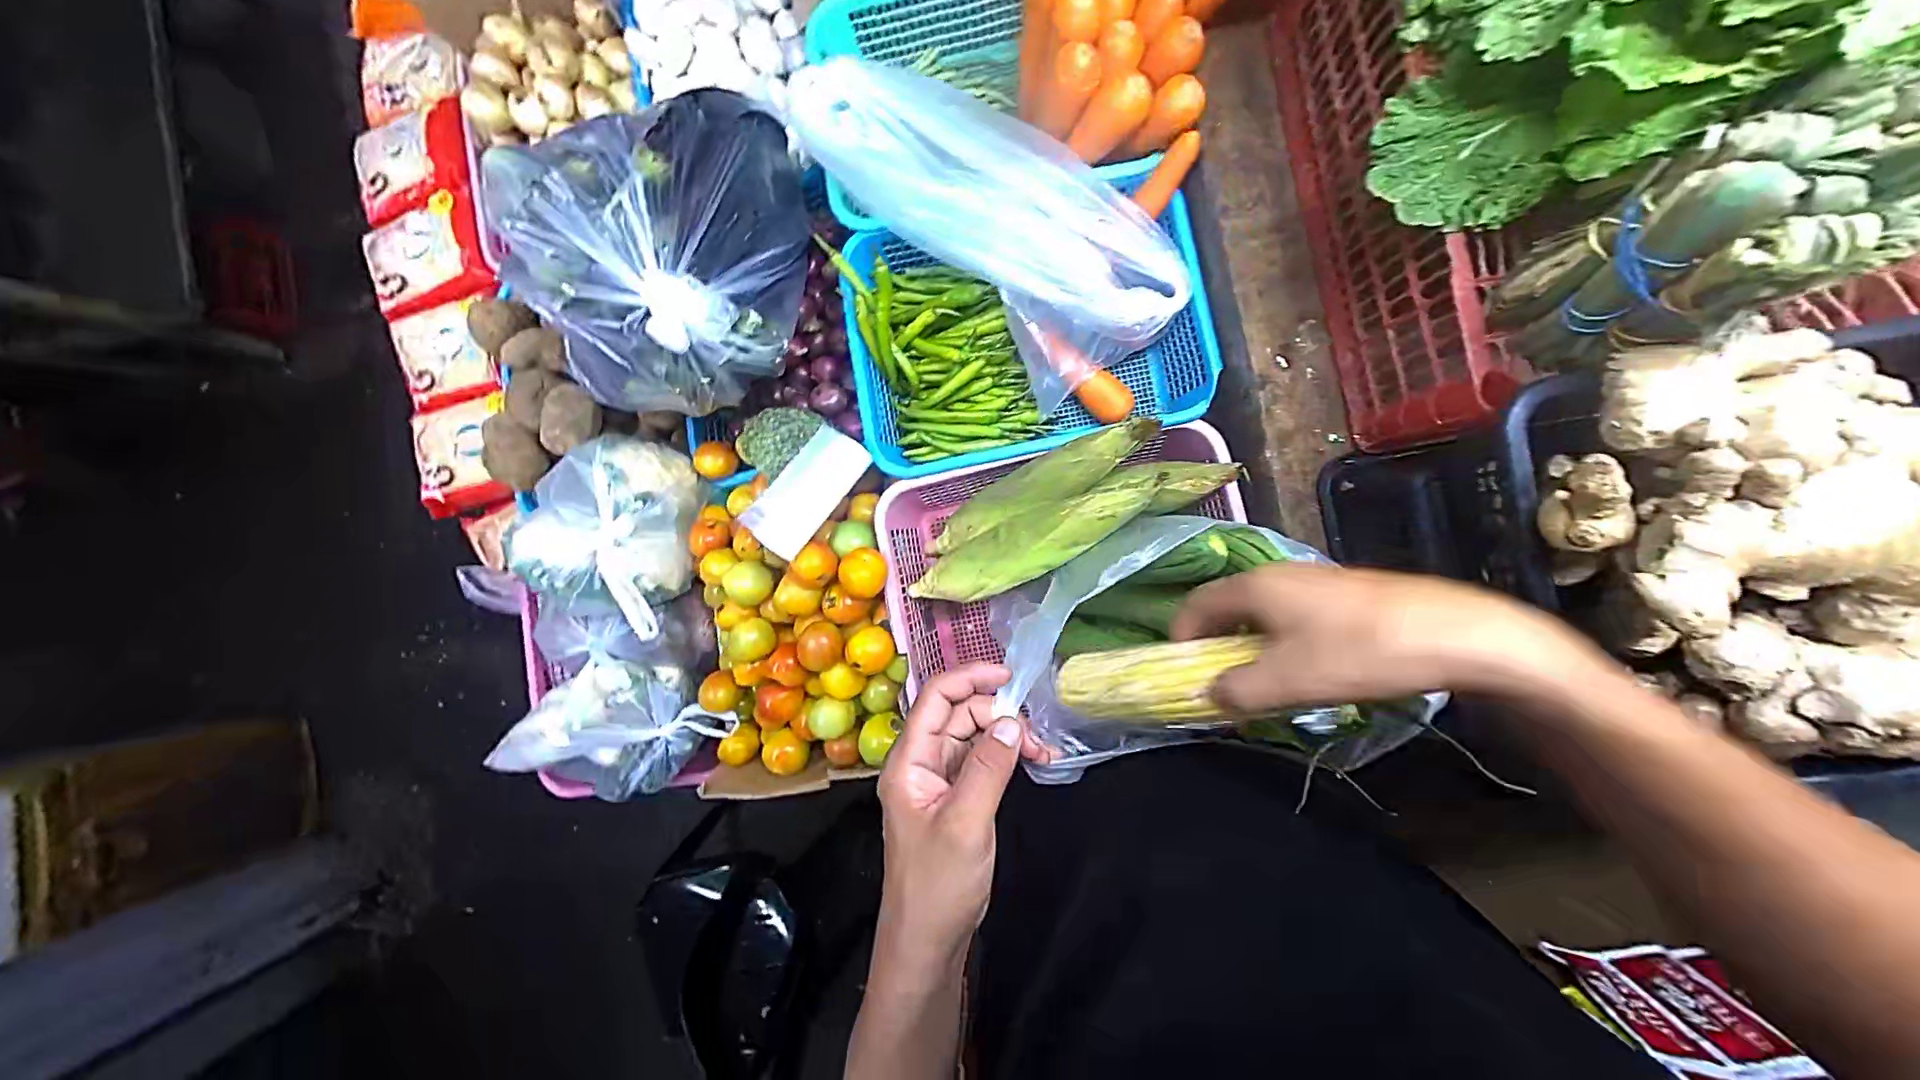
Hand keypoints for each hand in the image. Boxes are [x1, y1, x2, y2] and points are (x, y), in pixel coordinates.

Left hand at [873, 664, 1046, 969]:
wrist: (926, 943)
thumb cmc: (938, 885)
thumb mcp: (966, 822)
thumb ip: (989, 767)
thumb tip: (1012, 720)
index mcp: (909, 761)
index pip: (935, 699)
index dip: (969, 678)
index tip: (1009, 676)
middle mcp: (920, 763)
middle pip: (958, 715)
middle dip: (997, 715)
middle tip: (1036, 738)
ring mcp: (937, 781)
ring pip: (972, 737)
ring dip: (1005, 736)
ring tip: (1040, 753)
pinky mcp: (954, 798)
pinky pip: (979, 761)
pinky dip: (1003, 757)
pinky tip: (1029, 763)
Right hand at [1169, 563, 1599, 712]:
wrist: (1463, 635)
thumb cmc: (1360, 652)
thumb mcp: (1288, 681)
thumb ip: (1236, 691)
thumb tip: (1210, 695)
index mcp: (1256, 586)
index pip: (1196, 604)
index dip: (1181, 636)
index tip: (1182, 672)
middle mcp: (1281, 574)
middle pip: (1229, 607)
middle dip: (1218, 646)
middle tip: (1224, 684)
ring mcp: (1318, 580)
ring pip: (1265, 614)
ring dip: (1253, 648)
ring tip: (1269, 683)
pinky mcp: (1350, 594)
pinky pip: (1297, 617)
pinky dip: (1286, 643)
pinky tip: (1315, 670)